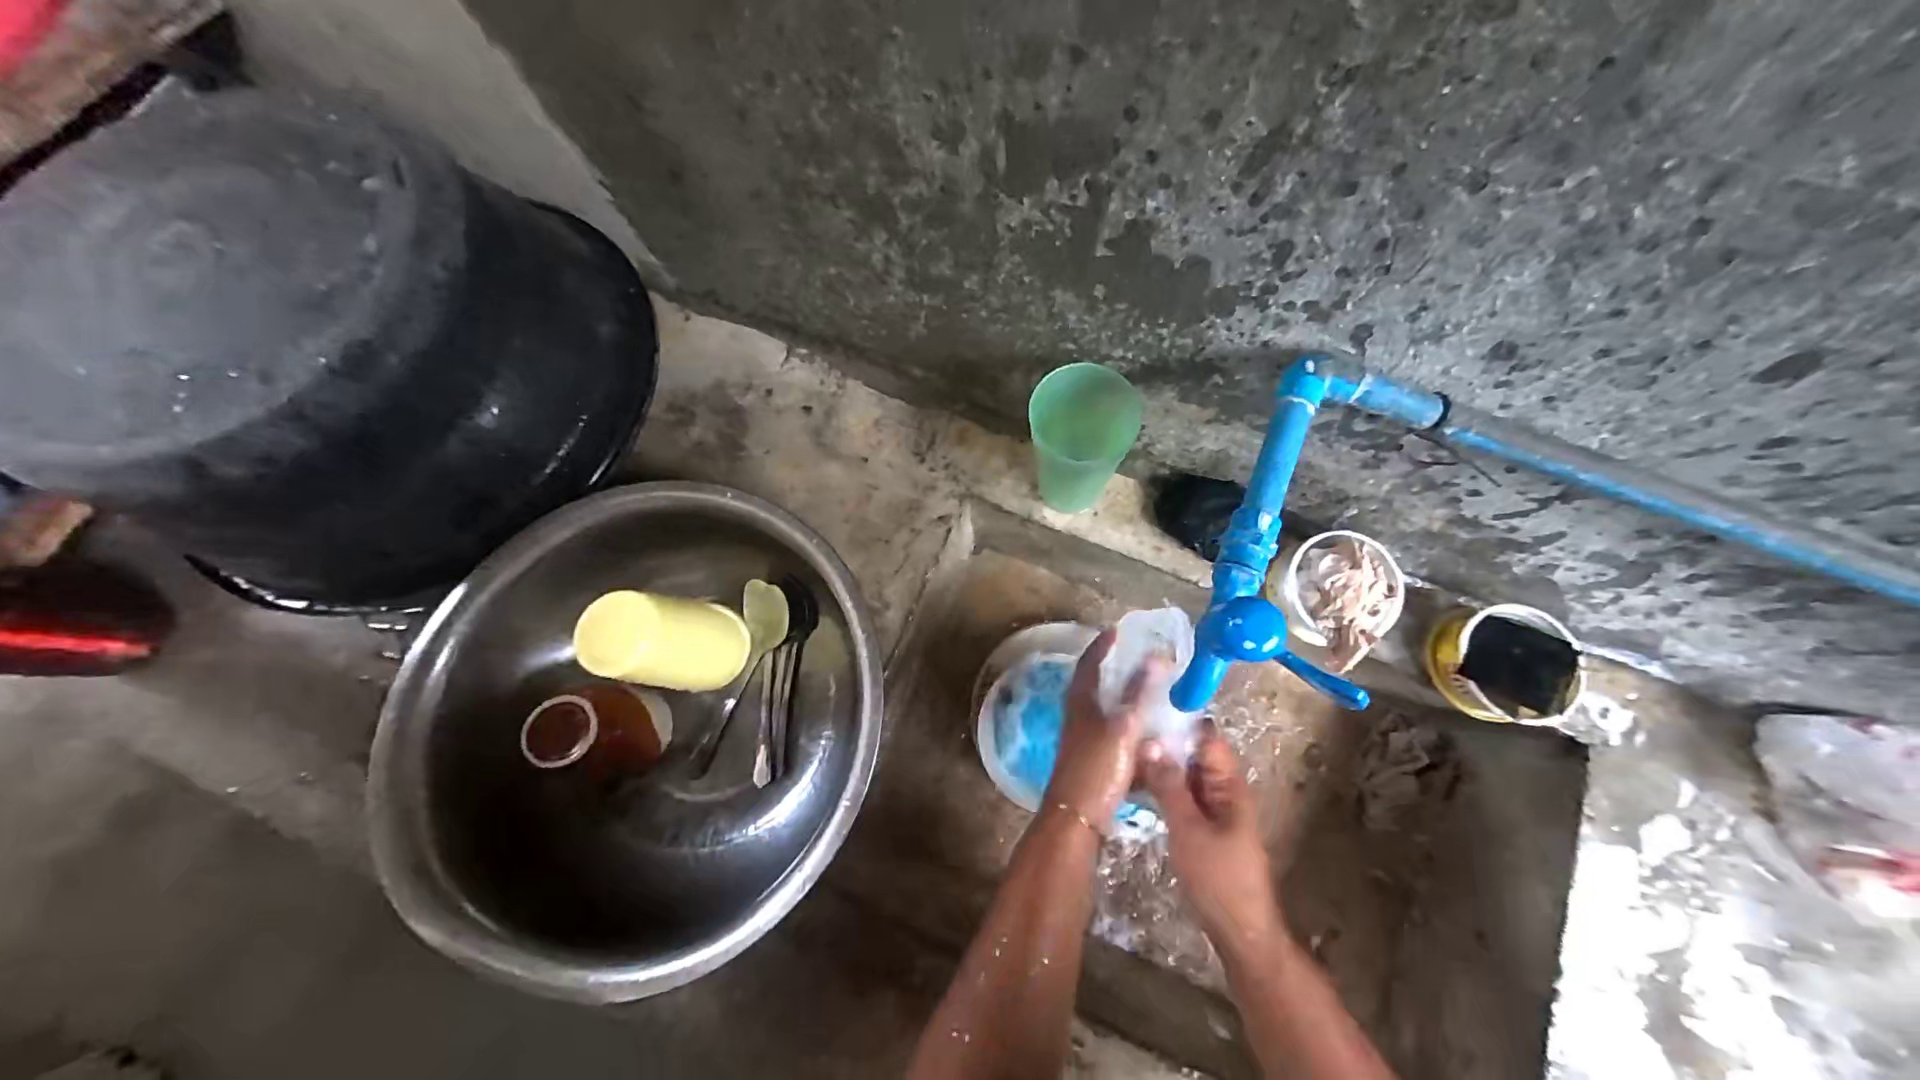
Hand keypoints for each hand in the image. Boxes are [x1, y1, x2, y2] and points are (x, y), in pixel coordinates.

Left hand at [1043, 629, 1162, 824]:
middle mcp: (1079, 716)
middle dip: (1116, 671)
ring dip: (1127, 701)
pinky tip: (1152, 736)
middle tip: (1140, 660)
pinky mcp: (1096, 761)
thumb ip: (1138, 695)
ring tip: (1153, 694)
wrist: (1076, 817)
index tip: (1116, 631)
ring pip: (1108, 712)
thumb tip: (1155, 658)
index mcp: (1080, 702)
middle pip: (1096, 685)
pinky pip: (1117, 736)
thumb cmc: (1096, 768)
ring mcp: (1086, 740)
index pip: (1089, 664)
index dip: (1101, 646)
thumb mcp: (1121, 728)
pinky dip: (1133, 730)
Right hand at [1142, 729, 1283, 960]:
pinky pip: (1183, 795)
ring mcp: (1214, 809)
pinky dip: (1163, 787)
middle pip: (1194, 754)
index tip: (1144, 707)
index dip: (1179, 720)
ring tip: (1123, 752)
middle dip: (1164, 741)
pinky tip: (1136, 784)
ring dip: (1161, 765)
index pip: (1206, 737)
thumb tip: (1150, 742)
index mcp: (1229, 785)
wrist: (1240, 933)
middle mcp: (1224, 790)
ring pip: (1186, 775)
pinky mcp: (1203, 827)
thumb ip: (1169, 786)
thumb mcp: (1188, 829)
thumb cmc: (1218, 879)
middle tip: (1124, 731)